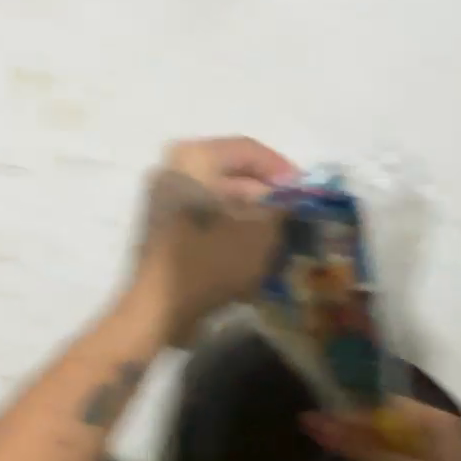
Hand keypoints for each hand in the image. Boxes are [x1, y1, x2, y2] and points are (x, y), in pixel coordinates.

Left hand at [130, 136, 298, 342]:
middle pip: (230, 172)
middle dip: (264, 193)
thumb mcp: (258, 235)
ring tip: (276, 232)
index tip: (304, 190)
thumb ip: (279, 209)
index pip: (247, 150)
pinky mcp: (161, 227)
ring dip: (247, 211)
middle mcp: (172, 169)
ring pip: (217, 197)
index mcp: (192, 159)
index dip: (281, 169)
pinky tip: (250, 246)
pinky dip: (227, 226)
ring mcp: (162, 199)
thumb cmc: (208, 265)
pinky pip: (202, 216)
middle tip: (292, 212)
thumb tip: (288, 200)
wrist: (156, 311)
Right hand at [302, 397, 460, 460]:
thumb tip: (314, 420)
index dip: (352, 416)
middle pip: (390, 429)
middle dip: (357, 438)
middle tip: (325, 448)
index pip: (386, 406)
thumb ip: (357, 446)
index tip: (321, 429)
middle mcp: (443, 437)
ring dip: (367, 459)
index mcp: (438, 424)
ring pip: (394, 452)